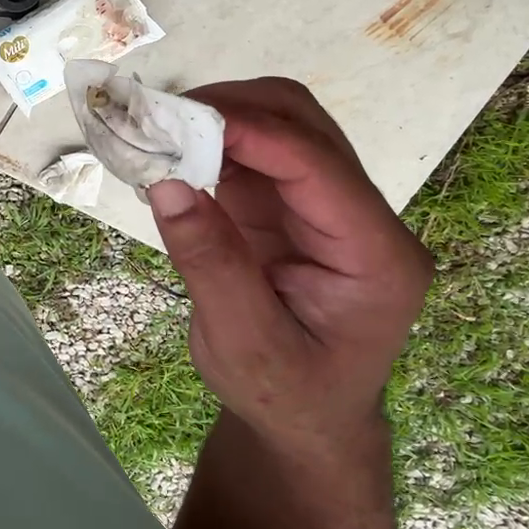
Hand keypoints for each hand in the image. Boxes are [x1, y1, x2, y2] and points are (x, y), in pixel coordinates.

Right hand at [147, 78, 432, 447]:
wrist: (304, 419)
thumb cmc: (283, 392)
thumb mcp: (243, 341)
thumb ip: (211, 263)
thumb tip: (165, 184)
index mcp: (375, 254)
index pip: (315, 165)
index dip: (246, 131)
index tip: (169, 119)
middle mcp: (360, 218)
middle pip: (305, 125)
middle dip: (230, 109)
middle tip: (154, 120)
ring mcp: (324, 208)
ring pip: (278, 125)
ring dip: (215, 117)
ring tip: (153, 132)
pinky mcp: (287, 207)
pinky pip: (250, 151)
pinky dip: (205, 140)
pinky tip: (166, 153)